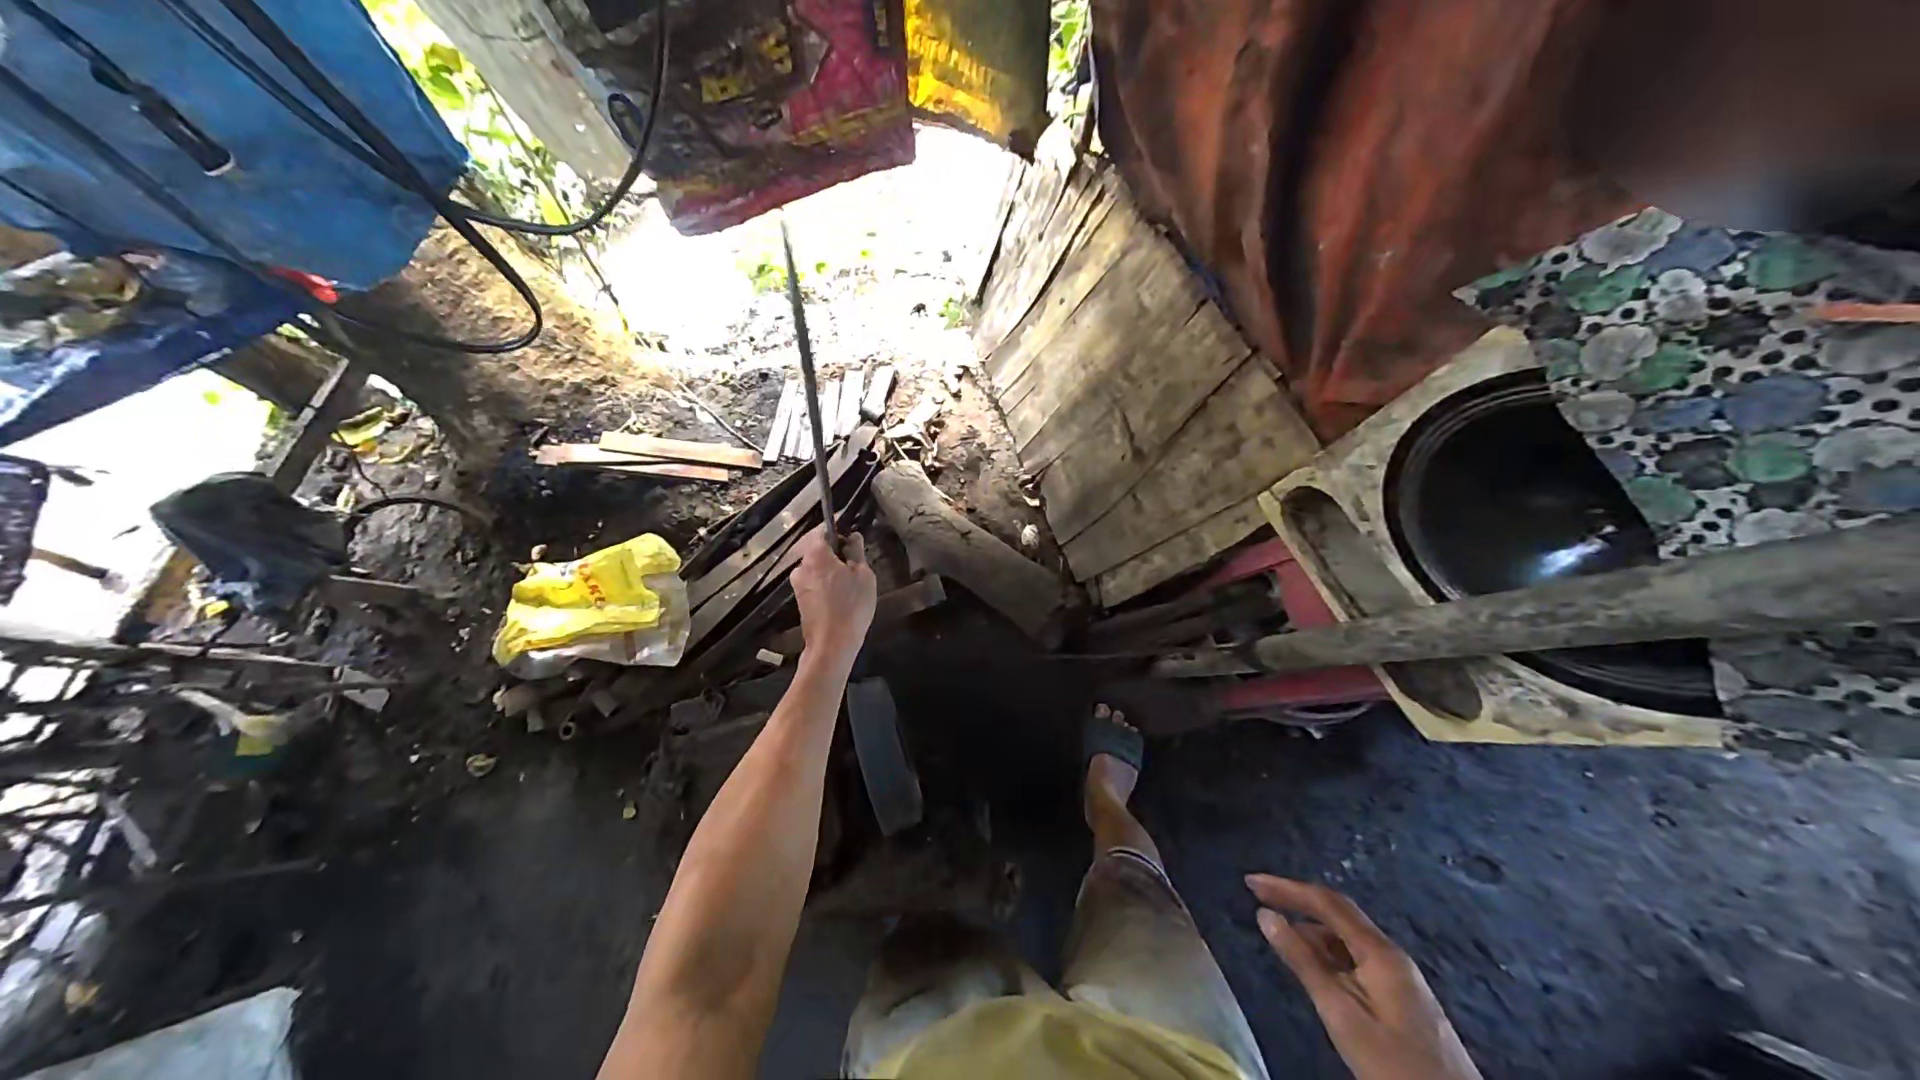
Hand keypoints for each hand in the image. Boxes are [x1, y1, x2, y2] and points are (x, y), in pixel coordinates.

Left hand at [790, 526, 875, 667]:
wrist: (832, 644)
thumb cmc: (852, 606)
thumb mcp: (863, 575)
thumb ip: (856, 552)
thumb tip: (853, 536)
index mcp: (816, 554)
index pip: (824, 532)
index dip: (840, 535)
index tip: (854, 545)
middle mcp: (801, 566)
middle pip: (819, 551)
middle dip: (836, 555)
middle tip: (856, 569)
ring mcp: (798, 584)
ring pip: (817, 569)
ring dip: (830, 572)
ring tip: (849, 586)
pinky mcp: (799, 599)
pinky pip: (814, 583)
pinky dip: (825, 585)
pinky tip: (839, 598)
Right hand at [1246, 875, 1481, 1079]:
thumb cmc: (1391, 1062)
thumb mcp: (1340, 1012)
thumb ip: (1303, 961)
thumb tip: (1266, 916)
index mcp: (1379, 951)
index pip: (1327, 902)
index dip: (1286, 887)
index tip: (1250, 882)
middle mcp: (1391, 953)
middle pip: (1338, 913)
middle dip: (1296, 899)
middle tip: (1257, 895)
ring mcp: (1399, 974)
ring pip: (1347, 936)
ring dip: (1310, 927)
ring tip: (1277, 930)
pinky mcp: (1400, 994)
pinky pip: (1356, 956)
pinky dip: (1327, 950)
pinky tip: (1310, 963)